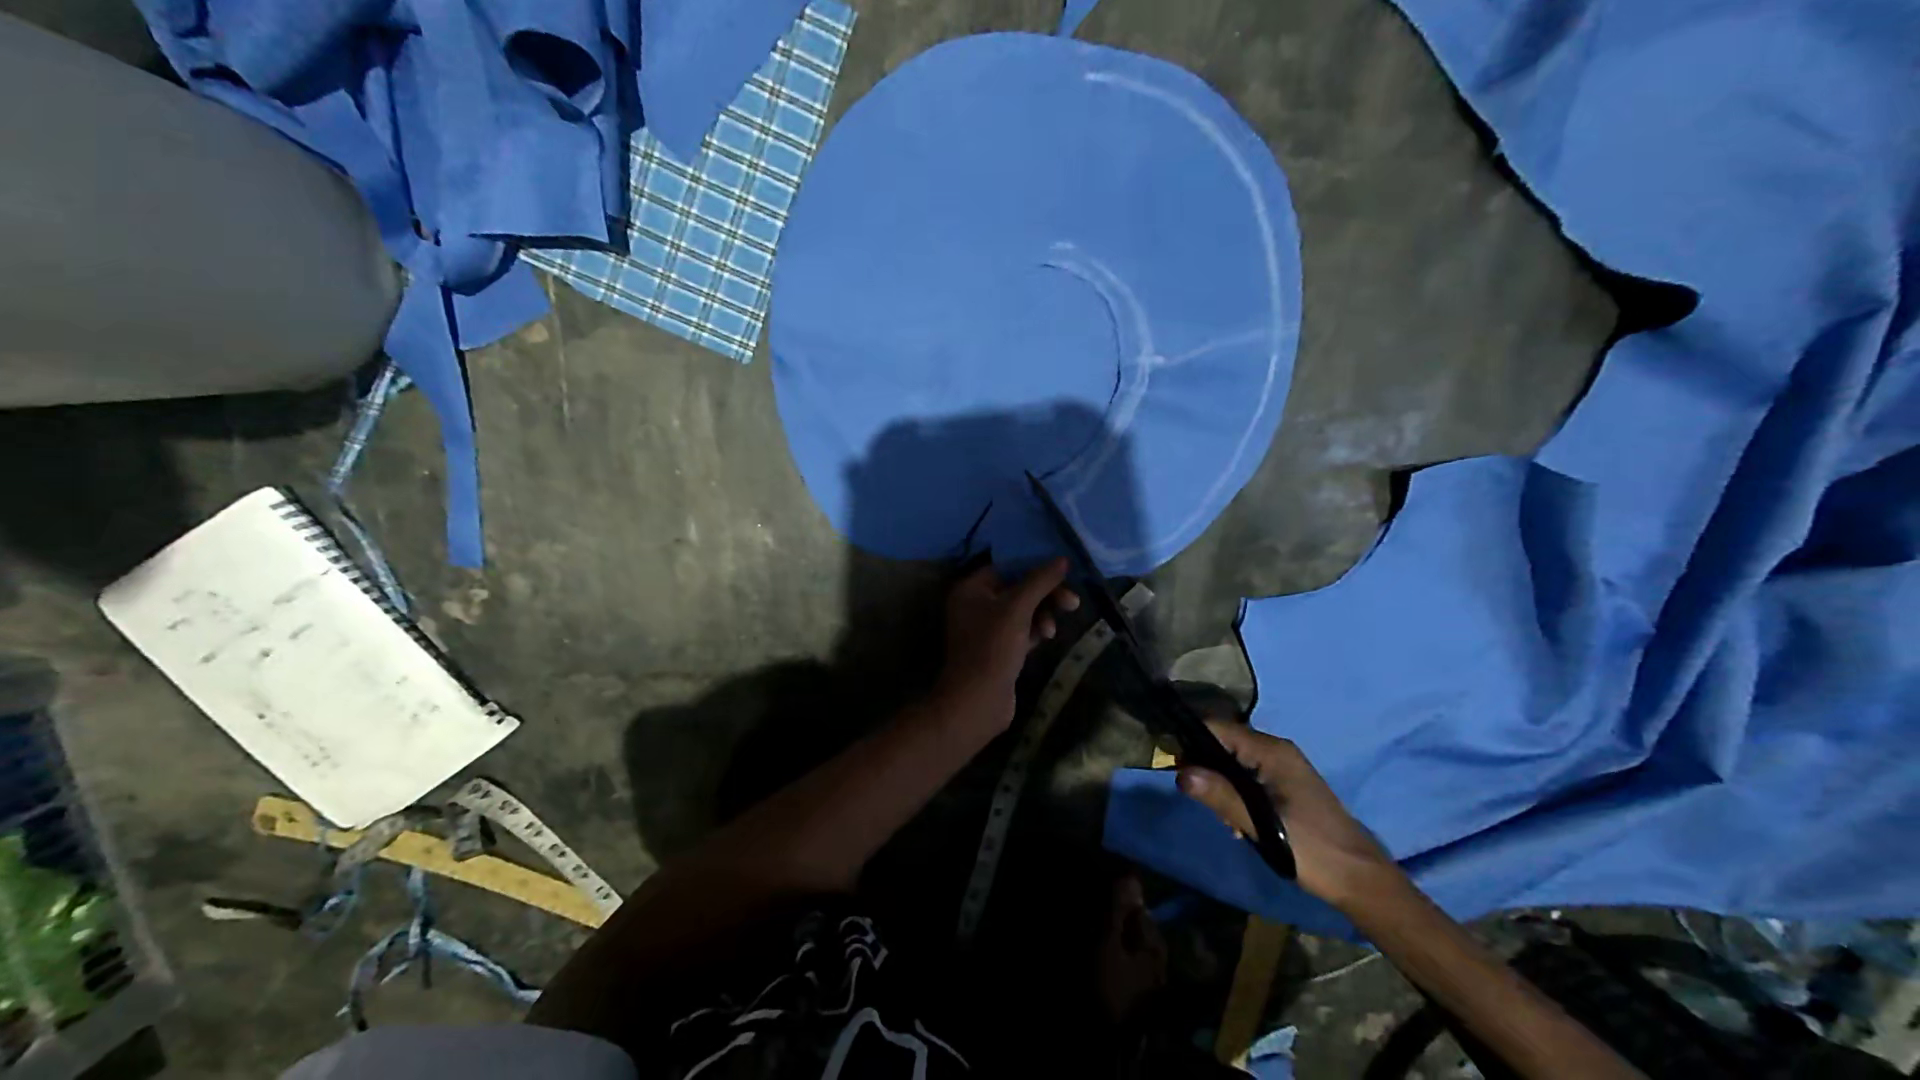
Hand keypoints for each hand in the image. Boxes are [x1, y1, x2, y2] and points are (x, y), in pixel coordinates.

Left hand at [933, 557, 1079, 732]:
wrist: (978, 701)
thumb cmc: (993, 648)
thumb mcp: (1017, 609)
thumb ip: (1039, 582)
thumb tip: (1062, 559)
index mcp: (971, 590)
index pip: (1006, 567)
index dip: (1035, 567)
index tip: (1063, 572)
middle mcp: (975, 605)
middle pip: (1018, 589)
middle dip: (1045, 595)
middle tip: (1071, 602)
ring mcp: (987, 629)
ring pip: (1023, 611)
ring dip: (1042, 615)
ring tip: (1052, 630)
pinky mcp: (999, 649)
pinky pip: (1022, 630)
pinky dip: (1036, 630)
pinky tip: (1047, 637)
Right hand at [1176, 720, 1404, 912]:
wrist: (1361, 880)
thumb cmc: (1314, 850)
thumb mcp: (1263, 826)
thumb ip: (1221, 796)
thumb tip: (1180, 773)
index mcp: (1272, 752)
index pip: (1218, 728)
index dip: (1191, 742)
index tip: (1173, 768)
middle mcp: (1276, 751)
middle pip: (1223, 743)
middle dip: (1206, 770)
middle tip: (1206, 804)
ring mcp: (1281, 767)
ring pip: (1232, 762)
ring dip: (1221, 787)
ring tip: (1228, 821)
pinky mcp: (1283, 785)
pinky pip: (1246, 776)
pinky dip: (1236, 795)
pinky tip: (1240, 824)